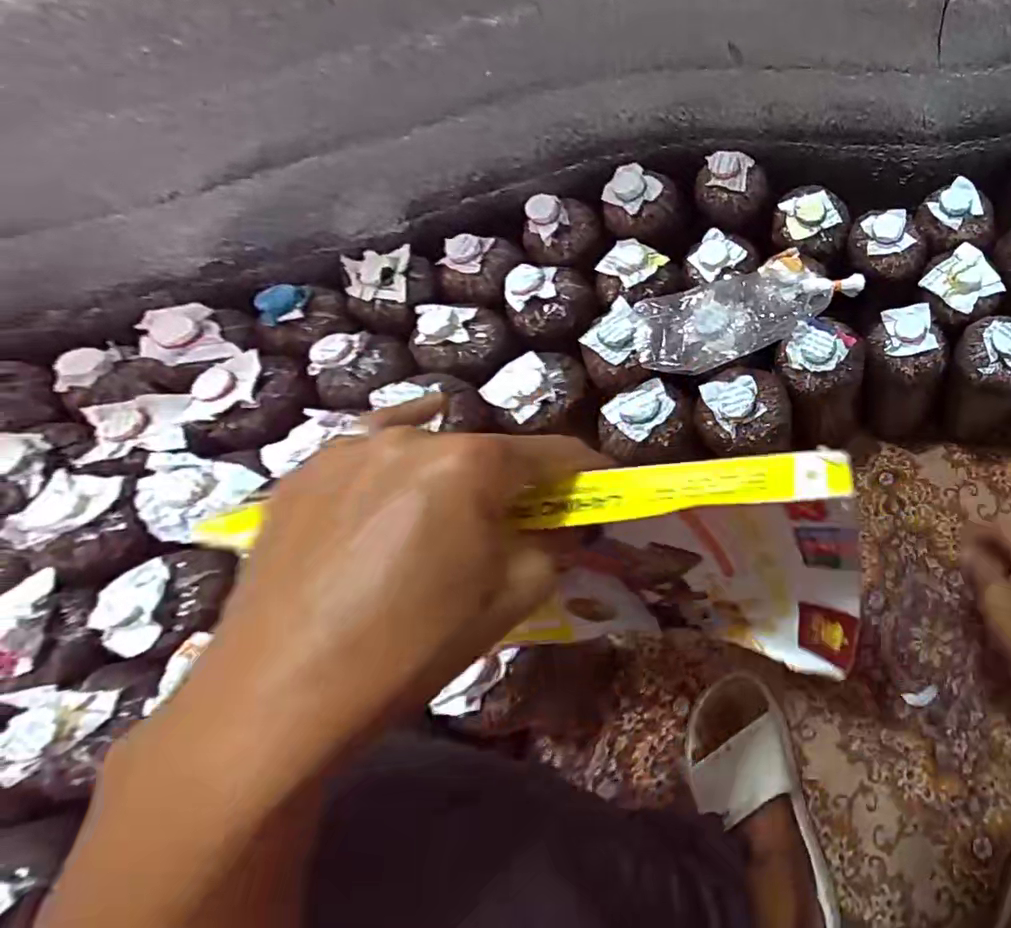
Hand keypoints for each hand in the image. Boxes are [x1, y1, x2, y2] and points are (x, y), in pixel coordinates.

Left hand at [179, 394, 608, 751]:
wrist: (277, 700)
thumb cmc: (417, 643)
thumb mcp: (520, 589)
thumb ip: (555, 540)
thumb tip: (564, 523)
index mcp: (474, 463)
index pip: (558, 453)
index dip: (590, 472)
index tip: (603, 491)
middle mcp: (415, 440)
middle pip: (497, 450)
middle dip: (524, 479)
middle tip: (530, 518)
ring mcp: (350, 452)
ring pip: (437, 447)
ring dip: (464, 473)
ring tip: (461, 512)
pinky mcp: (303, 476)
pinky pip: (374, 446)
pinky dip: (405, 450)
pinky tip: (414, 454)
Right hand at [959, 524, 1010, 709]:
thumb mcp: (994, 599)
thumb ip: (980, 569)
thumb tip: (967, 551)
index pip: (1004, 526)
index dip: (979, 530)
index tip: (957, 537)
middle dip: (990, 542)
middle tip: (965, 553)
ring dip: (1001, 557)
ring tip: (977, 570)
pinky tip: (998, 586)